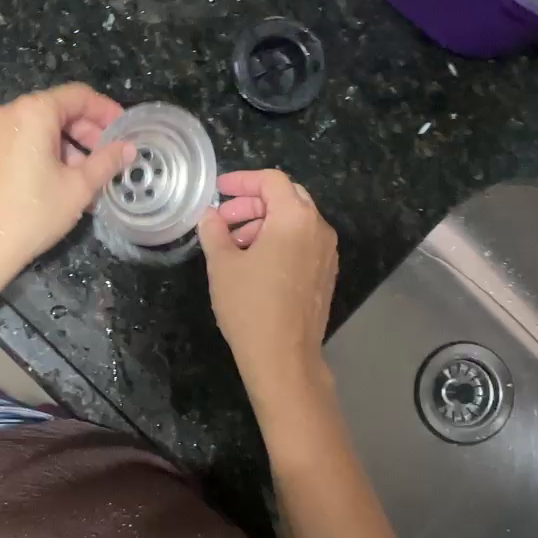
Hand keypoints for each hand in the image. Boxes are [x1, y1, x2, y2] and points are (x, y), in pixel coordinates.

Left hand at [0, 83, 134, 298]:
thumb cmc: (33, 213)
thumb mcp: (78, 187)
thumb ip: (106, 162)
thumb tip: (128, 149)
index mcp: (34, 112)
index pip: (79, 96)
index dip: (107, 111)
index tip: (126, 131)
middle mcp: (12, 114)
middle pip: (61, 111)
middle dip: (90, 133)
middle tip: (112, 157)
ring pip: (46, 130)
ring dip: (73, 149)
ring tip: (94, 178)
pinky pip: (29, 144)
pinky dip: (52, 156)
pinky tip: (69, 184)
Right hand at [197, 169, 338, 390]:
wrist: (283, 355)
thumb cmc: (249, 306)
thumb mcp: (222, 265)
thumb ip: (214, 232)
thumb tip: (210, 217)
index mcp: (294, 218)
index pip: (271, 181)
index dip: (242, 181)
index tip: (218, 191)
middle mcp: (318, 229)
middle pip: (287, 197)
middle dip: (252, 203)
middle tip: (223, 219)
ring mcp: (326, 252)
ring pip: (295, 221)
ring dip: (264, 223)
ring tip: (234, 244)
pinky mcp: (325, 273)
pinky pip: (302, 243)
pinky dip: (278, 240)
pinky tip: (254, 262)